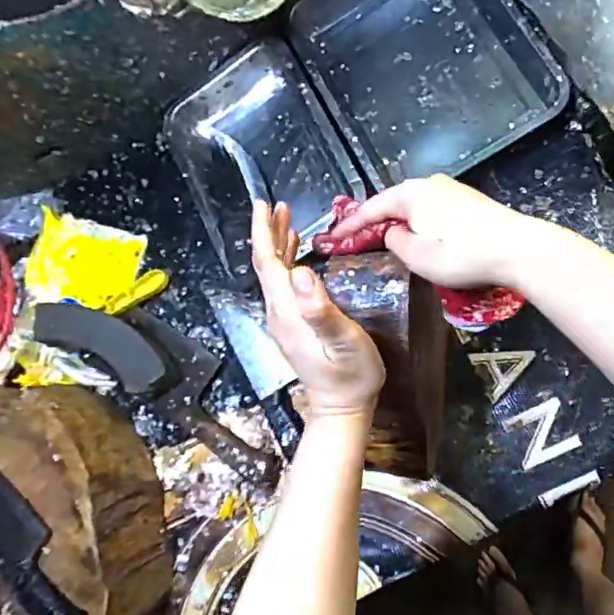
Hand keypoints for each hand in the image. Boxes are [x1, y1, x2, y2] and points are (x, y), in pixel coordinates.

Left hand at [251, 200, 384, 417]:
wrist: (343, 408)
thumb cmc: (350, 375)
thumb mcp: (342, 341)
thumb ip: (320, 309)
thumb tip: (300, 272)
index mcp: (287, 311)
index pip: (267, 263)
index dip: (263, 232)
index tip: (263, 205)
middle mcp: (280, 313)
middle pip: (267, 265)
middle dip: (269, 233)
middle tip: (278, 206)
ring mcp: (285, 321)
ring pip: (274, 276)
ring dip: (278, 246)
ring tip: (287, 221)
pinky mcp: (294, 327)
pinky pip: (283, 287)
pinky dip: (287, 264)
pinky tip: (297, 259)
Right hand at [324, 175, 553, 288]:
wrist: (517, 250)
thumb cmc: (463, 255)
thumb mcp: (417, 257)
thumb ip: (395, 242)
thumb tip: (393, 232)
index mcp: (411, 193)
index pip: (371, 208)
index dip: (350, 225)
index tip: (333, 238)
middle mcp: (430, 184)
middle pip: (393, 203)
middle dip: (373, 220)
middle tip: (355, 238)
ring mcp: (452, 191)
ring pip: (414, 207)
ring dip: (398, 223)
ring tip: (383, 240)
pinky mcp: (469, 203)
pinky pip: (432, 212)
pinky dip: (418, 224)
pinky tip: (418, 237)